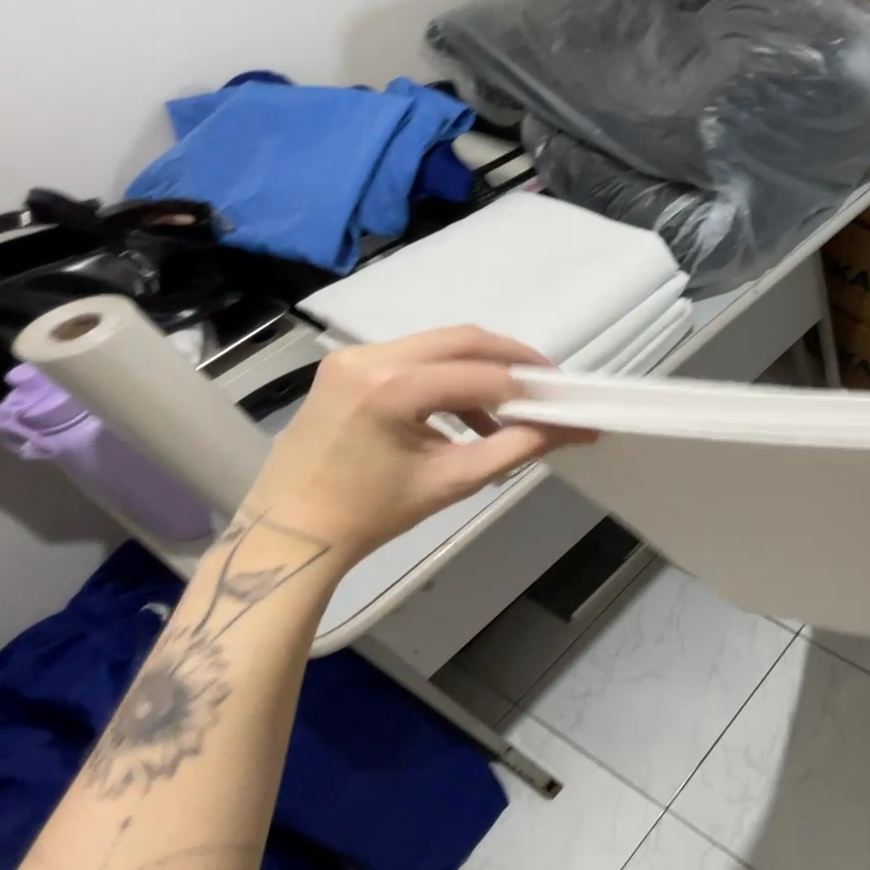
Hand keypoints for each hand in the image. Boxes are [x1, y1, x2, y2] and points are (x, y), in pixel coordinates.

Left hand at [239, 326, 591, 563]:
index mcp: (391, 387)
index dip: (532, 387)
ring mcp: (352, 358)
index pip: (483, 375)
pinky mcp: (347, 367)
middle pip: (462, 340)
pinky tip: (471, 415)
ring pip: (439, 345)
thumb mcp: (457, 479)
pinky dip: (451, 377)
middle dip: (513, 359)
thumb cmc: (374, 511)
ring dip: (483, 368)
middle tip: (550, 384)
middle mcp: (369, 358)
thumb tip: (577, 431)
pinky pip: (414, 358)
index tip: (567, 401)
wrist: (293, 529)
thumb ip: (520, 446)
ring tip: (513, 406)